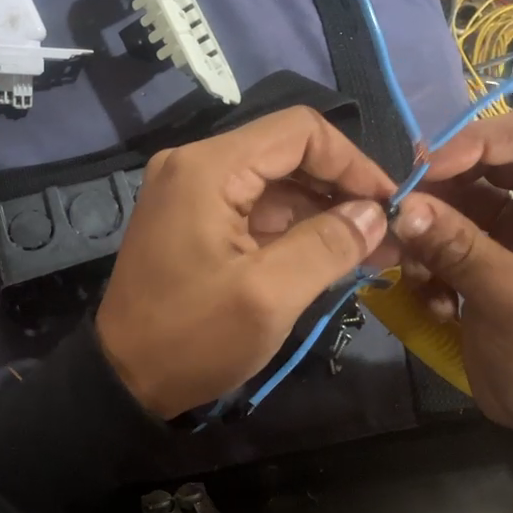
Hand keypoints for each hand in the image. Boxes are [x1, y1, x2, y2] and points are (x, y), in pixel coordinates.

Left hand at [97, 107, 395, 417]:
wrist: (123, 379)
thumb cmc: (192, 337)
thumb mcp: (268, 295)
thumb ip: (327, 245)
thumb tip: (374, 213)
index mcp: (208, 168)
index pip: (298, 132)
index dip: (352, 162)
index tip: (390, 204)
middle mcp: (195, 166)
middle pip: (286, 154)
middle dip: (341, 190)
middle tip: (387, 233)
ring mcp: (190, 192)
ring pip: (274, 184)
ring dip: (322, 212)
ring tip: (372, 250)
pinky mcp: (192, 221)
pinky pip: (253, 209)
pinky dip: (293, 228)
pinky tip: (331, 255)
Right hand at [391, 108, 512, 451]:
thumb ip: (462, 250)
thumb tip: (401, 207)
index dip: (478, 140)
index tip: (425, 168)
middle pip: (485, 163)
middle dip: (440, 188)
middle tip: (399, 218)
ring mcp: (512, 234)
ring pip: (454, 200)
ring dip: (425, 231)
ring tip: (415, 273)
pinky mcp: (483, 260)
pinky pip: (441, 237)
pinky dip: (426, 263)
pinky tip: (433, 303)